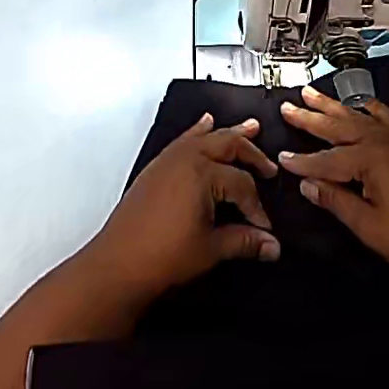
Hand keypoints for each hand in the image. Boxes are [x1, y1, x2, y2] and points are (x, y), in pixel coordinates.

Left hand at [80, 114, 280, 300]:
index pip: (242, 185)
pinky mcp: (158, 165)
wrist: (118, 265)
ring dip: (230, 134)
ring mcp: (170, 158)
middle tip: (269, 167)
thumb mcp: (210, 249)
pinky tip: (205, 124)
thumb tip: (271, 245)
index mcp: (203, 174)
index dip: (257, 208)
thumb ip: (245, 242)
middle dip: (252, 156)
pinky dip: (198, 130)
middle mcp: (187, 158)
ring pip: (208, 137)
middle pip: (229, 146)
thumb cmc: (159, 256)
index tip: (264, 229)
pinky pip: (184, 139)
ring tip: (250, 127)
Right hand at [278, 86, 388, 305]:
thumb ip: (336, 201)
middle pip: (339, 126)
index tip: (282, 160)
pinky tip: (361, 106)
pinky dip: (367, 108)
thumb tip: (310, 186)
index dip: (301, 162)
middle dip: (311, 117)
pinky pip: (385, 116)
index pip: (325, 159)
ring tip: (315, 95)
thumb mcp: (369, 227)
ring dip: (334, 106)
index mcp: (370, 158)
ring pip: (359, 115)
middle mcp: (385, 141)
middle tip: (290, 107)